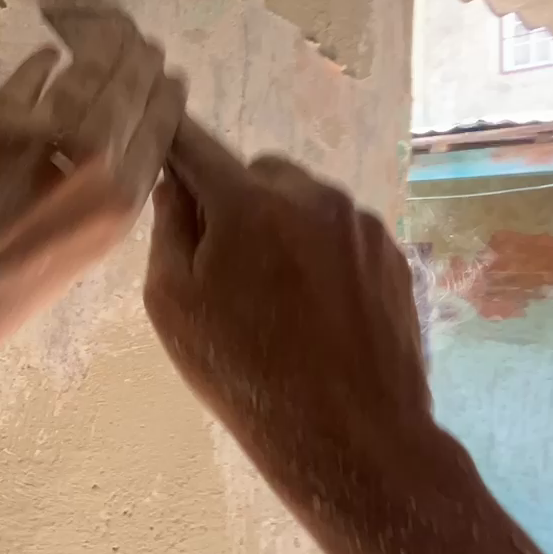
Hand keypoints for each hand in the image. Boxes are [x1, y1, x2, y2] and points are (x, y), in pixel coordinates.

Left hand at [0, 9, 184, 354]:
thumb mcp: (67, 262)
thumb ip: (90, 211)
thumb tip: (93, 171)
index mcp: (117, 207)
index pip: (158, 134)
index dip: (164, 101)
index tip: (169, 80)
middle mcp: (92, 163)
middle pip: (128, 94)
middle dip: (138, 61)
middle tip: (142, 40)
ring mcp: (42, 135)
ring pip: (85, 76)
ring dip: (100, 48)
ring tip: (110, 31)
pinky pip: (25, 80)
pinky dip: (37, 65)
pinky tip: (48, 54)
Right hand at [143, 121, 429, 486]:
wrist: (347, 433)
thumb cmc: (238, 367)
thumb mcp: (172, 302)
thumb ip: (169, 229)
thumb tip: (174, 185)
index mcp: (249, 205)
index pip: (198, 148)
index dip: (173, 135)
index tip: (158, 121)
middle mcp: (313, 197)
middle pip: (255, 171)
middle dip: (232, 198)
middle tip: (220, 259)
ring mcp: (361, 224)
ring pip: (301, 199)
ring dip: (276, 222)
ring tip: (269, 290)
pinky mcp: (393, 254)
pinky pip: (337, 229)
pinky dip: (314, 247)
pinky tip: (309, 304)